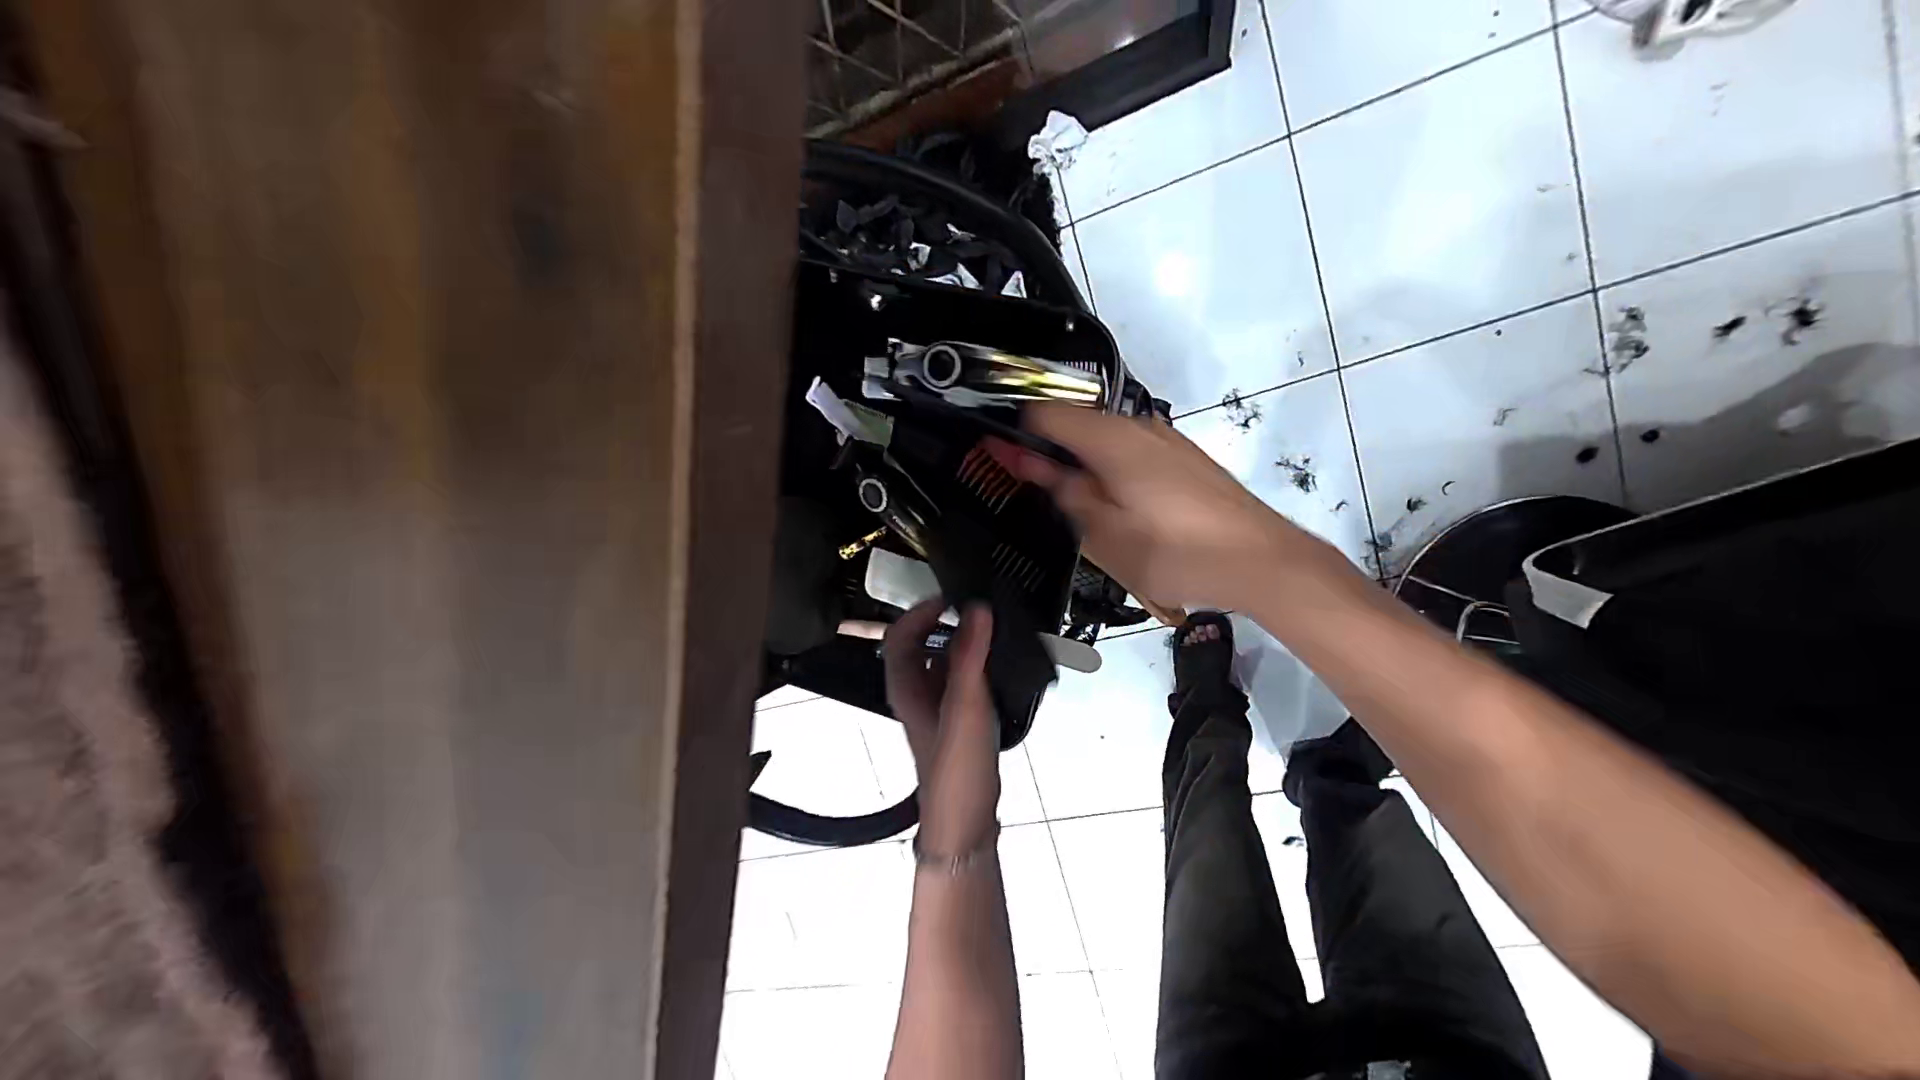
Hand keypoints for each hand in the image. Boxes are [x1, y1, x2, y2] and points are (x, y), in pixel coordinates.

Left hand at [883, 600, 999, 856]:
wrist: (965, 819)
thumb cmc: (957, 768)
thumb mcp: (965, 705)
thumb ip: (971, 656)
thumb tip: (976, 609)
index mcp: (906, 686)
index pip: (900, 634)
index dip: (920, 610)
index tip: (949, 597)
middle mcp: (915, 693)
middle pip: (919, 645)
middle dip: (942, 622)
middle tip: (972, 610)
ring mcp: (934, 708)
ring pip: (940, 663)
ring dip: (959, 643)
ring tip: (987, 631)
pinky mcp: (954, 720)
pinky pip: (958, 681)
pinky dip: (972, 666)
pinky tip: (995, 667)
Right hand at [1004, 405, 1353, 612]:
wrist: (1263, 562)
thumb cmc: (1179, 554)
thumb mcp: (1107, 535)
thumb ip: (1066, 494)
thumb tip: (1035, 467)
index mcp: (1111, 440)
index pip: (1043, 414)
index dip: (1015, 436)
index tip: (1000, 463)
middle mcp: (1138, 428)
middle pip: (1074, 426)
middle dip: (1051, 455)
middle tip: (1043, 498)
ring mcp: (1165, 440)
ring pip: (1103, 441)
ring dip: (1081, 466)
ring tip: (1086, 515)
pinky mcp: (1183, 458)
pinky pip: (1130, 453)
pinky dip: (1111, 472)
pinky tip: (1122, 511)